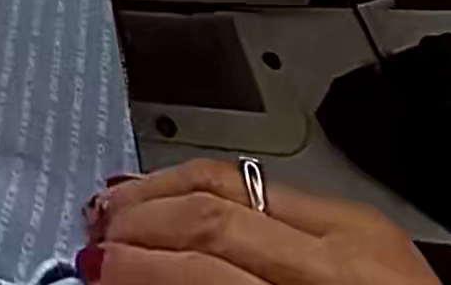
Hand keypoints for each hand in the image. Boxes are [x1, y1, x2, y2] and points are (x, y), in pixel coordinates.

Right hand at [80, 160, 439, 284]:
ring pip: (220, 176)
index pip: (215, 268)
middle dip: (137, 224)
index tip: (95, 272)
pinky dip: (189, 182)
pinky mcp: (355, 216)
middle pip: (212, 212)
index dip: (142, 266)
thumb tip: (121, 274)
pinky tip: (154, 190)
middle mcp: (356, 260)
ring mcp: (358, 229)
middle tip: (92, 239)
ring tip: (107, 207)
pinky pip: (248, 178)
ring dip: (151, 190)